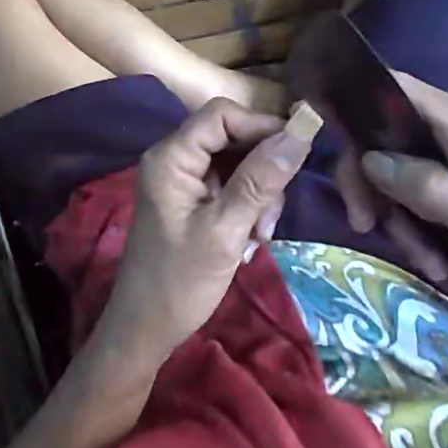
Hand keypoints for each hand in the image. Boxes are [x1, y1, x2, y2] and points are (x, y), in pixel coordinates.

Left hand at [95, 98, 316, 367]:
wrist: (145, 332)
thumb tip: (301, 134)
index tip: (294, 154)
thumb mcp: (227, 230)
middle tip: (272, 213)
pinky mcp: (194, 199)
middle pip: (234, 137)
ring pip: (239, 162)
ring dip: (260, 194)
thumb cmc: (180, 282)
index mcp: (171, 157)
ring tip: (260, 235)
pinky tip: (251, 239)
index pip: (222, 115)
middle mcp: (175, 158)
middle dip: (262, 170)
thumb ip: (262, 179)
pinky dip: (249, 207)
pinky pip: (232, 184)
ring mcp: (184, 179)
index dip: (261, 126)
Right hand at [354, 74, 447, 340]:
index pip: (394, 89)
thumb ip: (432, 192)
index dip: (354, 113)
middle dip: (379, 182)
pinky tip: (446, 253)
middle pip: (398, 130)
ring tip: (430, 261)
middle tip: (380, 235)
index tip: (341, 173)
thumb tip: (371, 159)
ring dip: (408, 206)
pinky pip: (446, 172)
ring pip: (418, 157)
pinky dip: (432, 210)